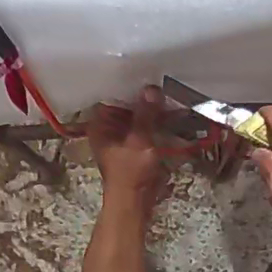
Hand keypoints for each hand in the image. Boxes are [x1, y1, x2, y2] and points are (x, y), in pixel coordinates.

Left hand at [87, 86, 163, 210]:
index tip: (142, 70)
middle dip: (143, 95)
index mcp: (100, 125)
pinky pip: (146, 128)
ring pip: (138, 116)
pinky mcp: (136, 146)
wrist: (135, 202)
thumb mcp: (139, 139)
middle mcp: (109, 128)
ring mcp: (123, 138)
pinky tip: (171, 111)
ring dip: (152, 108)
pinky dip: (156, 122)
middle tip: (161, 77)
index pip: (110, 96)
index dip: (125, 83)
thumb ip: (145, 113)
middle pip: (126, 105)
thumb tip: (151, 88)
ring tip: (169, 91)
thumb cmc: (131, 172)